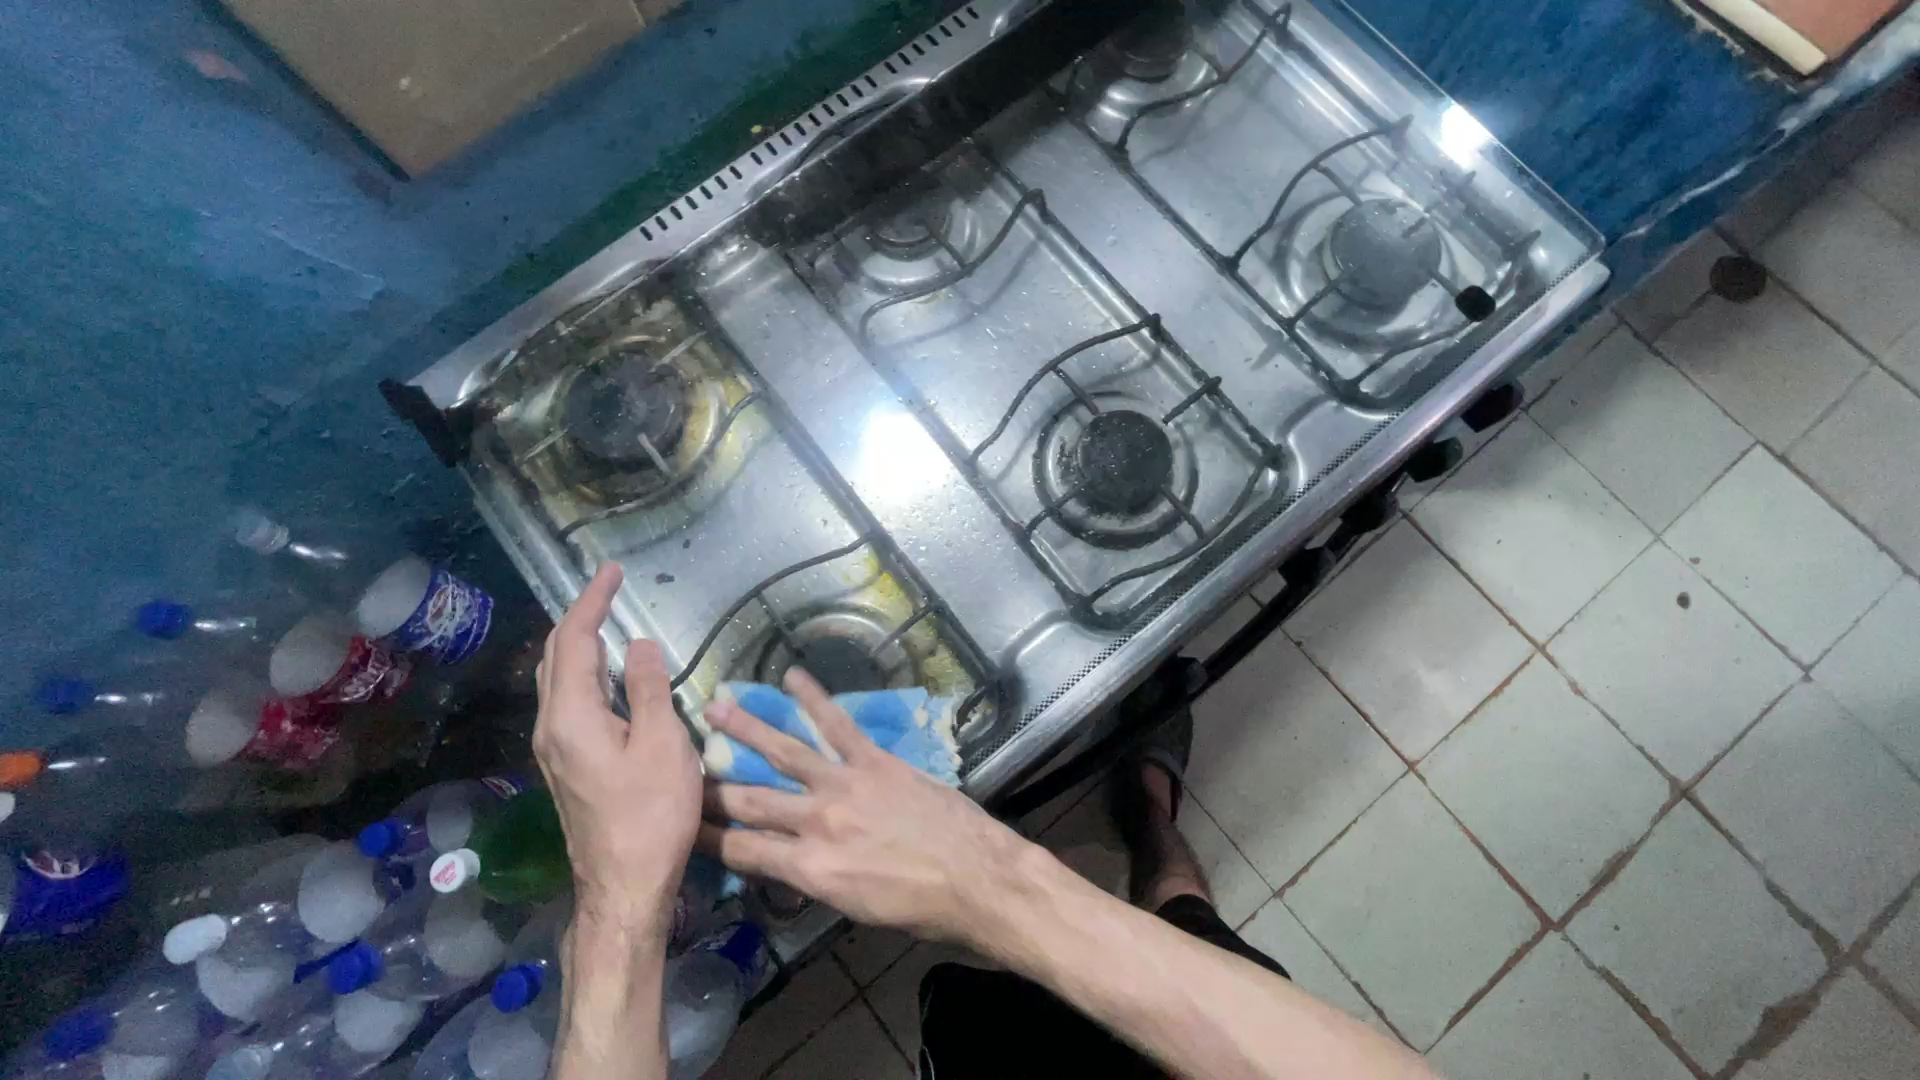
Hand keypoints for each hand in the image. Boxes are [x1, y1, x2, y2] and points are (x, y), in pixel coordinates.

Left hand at [534, 562, 702, 940]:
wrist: (624, 885)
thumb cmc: (651, 814)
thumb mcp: (663, 744)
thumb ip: (651, 689)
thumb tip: (642, 645)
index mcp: (571, 715)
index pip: (576, 640)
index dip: (593, 601)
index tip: (613, 571)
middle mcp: (551, 726)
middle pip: (557, 657)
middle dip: (581, 617)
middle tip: (610, 590)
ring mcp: (555, 749)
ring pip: (558, 680)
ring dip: (579, 644)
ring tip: (606, 621)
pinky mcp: (566, 765)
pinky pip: (568, 701)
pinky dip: (585, 672)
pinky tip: (607, 676)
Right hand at [697, 669, 1039, 946]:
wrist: (974, 878)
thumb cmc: (919, 907)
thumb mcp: (853, 908)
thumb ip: (814, 878)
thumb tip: (786, 860)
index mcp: (809, 868)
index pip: (742, 849)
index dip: (707, 837)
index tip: (681, 822)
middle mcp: (817, 822)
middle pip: (751, 800)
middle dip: (711, 786)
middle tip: (680, 766)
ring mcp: (845, 785)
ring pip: (785, 752)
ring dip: (747, 728)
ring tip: (715, 707)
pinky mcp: (875, 760)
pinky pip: (838, 725)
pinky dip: (814, 699)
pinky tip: (794, 676)